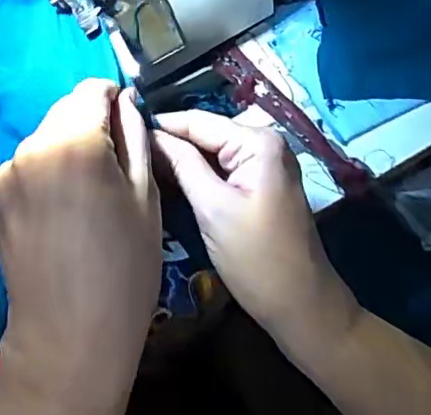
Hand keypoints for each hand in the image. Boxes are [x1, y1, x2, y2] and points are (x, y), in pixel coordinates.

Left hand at [0, 80, 159, 414]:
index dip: (114, 99)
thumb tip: (124, 99)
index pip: (92, 88)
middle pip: (67, 107)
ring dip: (66, 144)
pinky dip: (45, 167)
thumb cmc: (123, 267)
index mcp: (75, 141)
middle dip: (90, 122)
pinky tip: (59, 206)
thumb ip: (136, 134)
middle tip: (111, 163)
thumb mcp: (145, 194)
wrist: (67, 339)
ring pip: (47, 132)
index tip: (127, 123)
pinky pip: (28, 160)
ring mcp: (8, 169)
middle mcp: (33, 145)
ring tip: (85, 189)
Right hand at [152, 111, 360, 349]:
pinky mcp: (264, 182)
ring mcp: (267, 162)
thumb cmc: (258, 260)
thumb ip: (182, 165)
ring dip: (184, 159)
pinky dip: (201, 173)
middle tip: (132, 154)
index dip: (162, 126)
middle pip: (207, 134)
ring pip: (213, 151)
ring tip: (144, 165)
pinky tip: (174, 181)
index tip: (126, 132)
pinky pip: (225, 167)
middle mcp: (265, 142)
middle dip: (172, 143)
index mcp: (258, 141)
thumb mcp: (213, 209)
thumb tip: (151, 135)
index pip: (199, 122)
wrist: (304, 309)